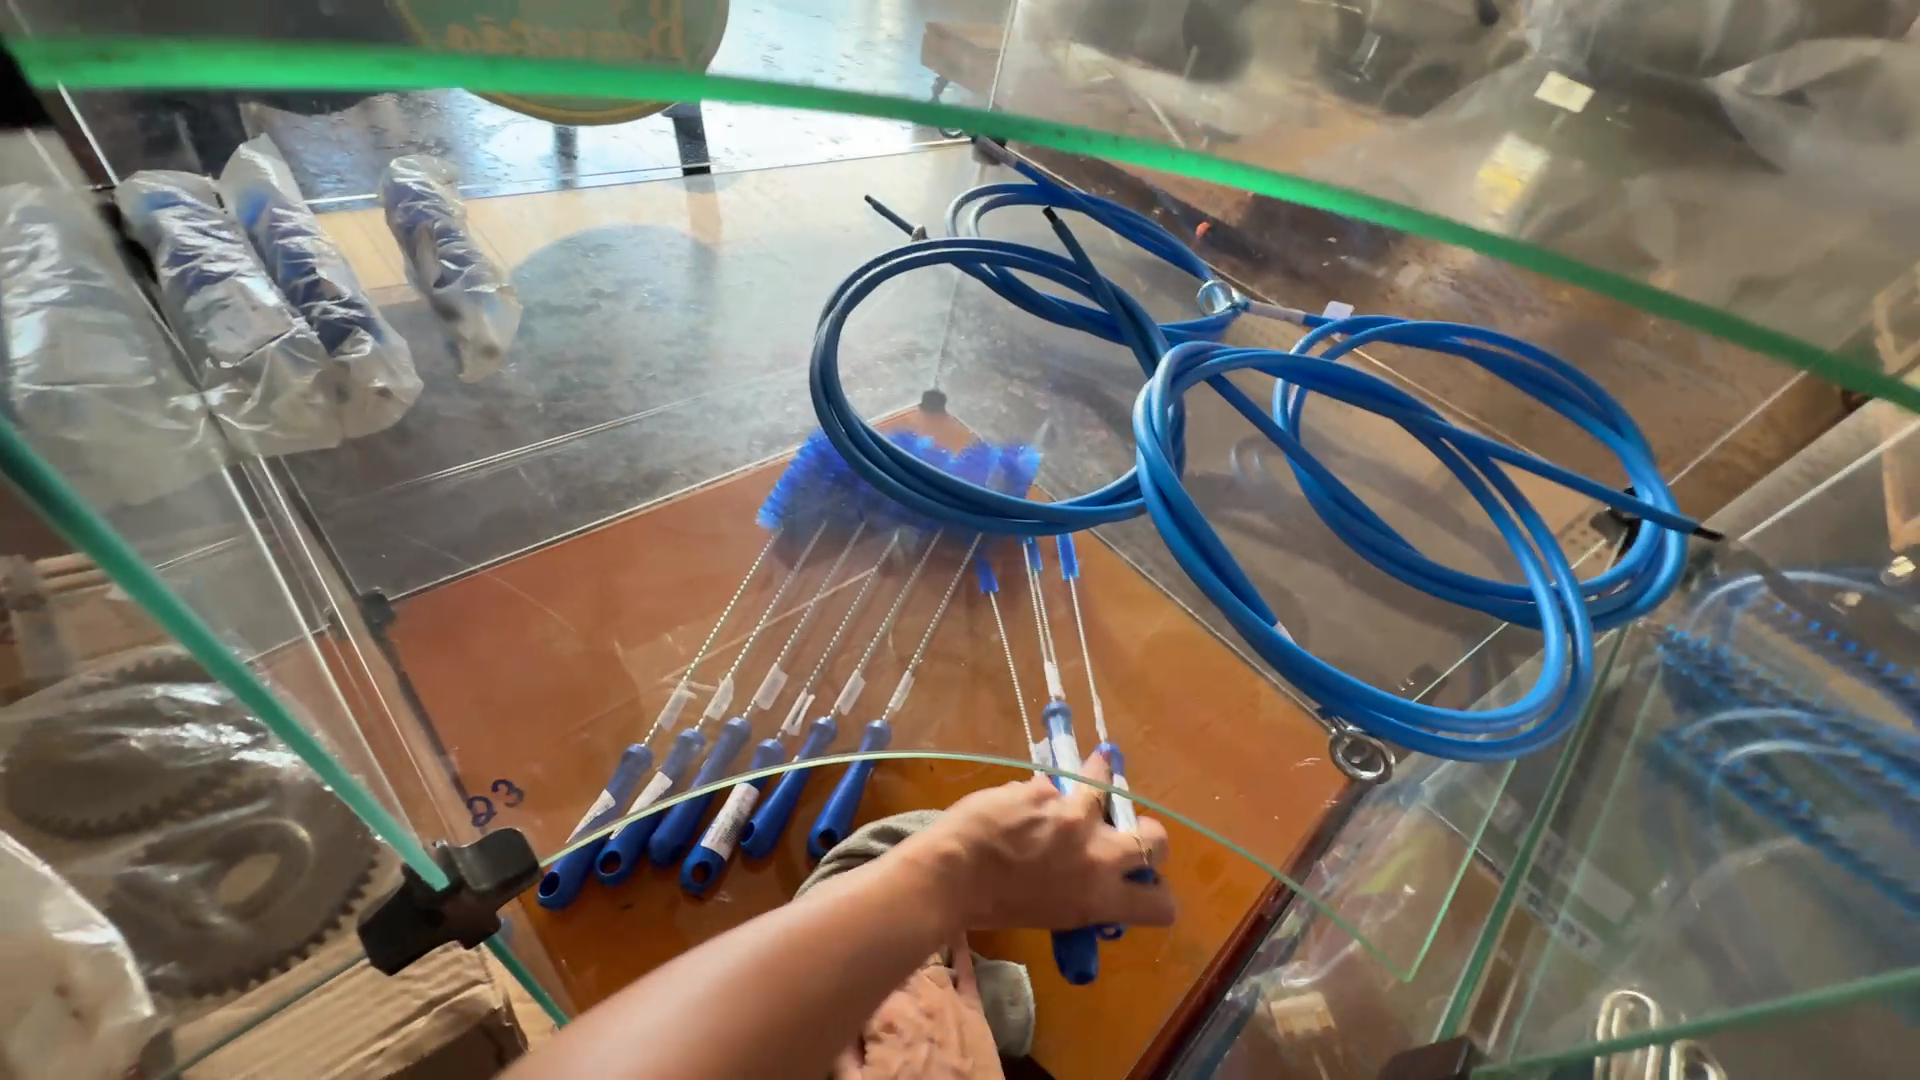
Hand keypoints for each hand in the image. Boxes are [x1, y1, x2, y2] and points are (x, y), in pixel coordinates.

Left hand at [899, 750, 1173, 932]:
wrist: (953, 872)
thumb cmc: (995, 904)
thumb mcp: (1053, 912)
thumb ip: (1083, 892)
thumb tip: (1095, 875)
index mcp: (1101, 898)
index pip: (1162, 902)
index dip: (1159, 892)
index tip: (1147, 883)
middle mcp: (1099, 855)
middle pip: (1154, 837)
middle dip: (1147, 831)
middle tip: (1130, 825)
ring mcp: (1074, 816)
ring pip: (1106, 780)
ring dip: (1101, 774)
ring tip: (1099, 765)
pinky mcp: (1047, 788)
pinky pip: (1056, 783)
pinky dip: (1046, 787)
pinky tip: (1025, 795)